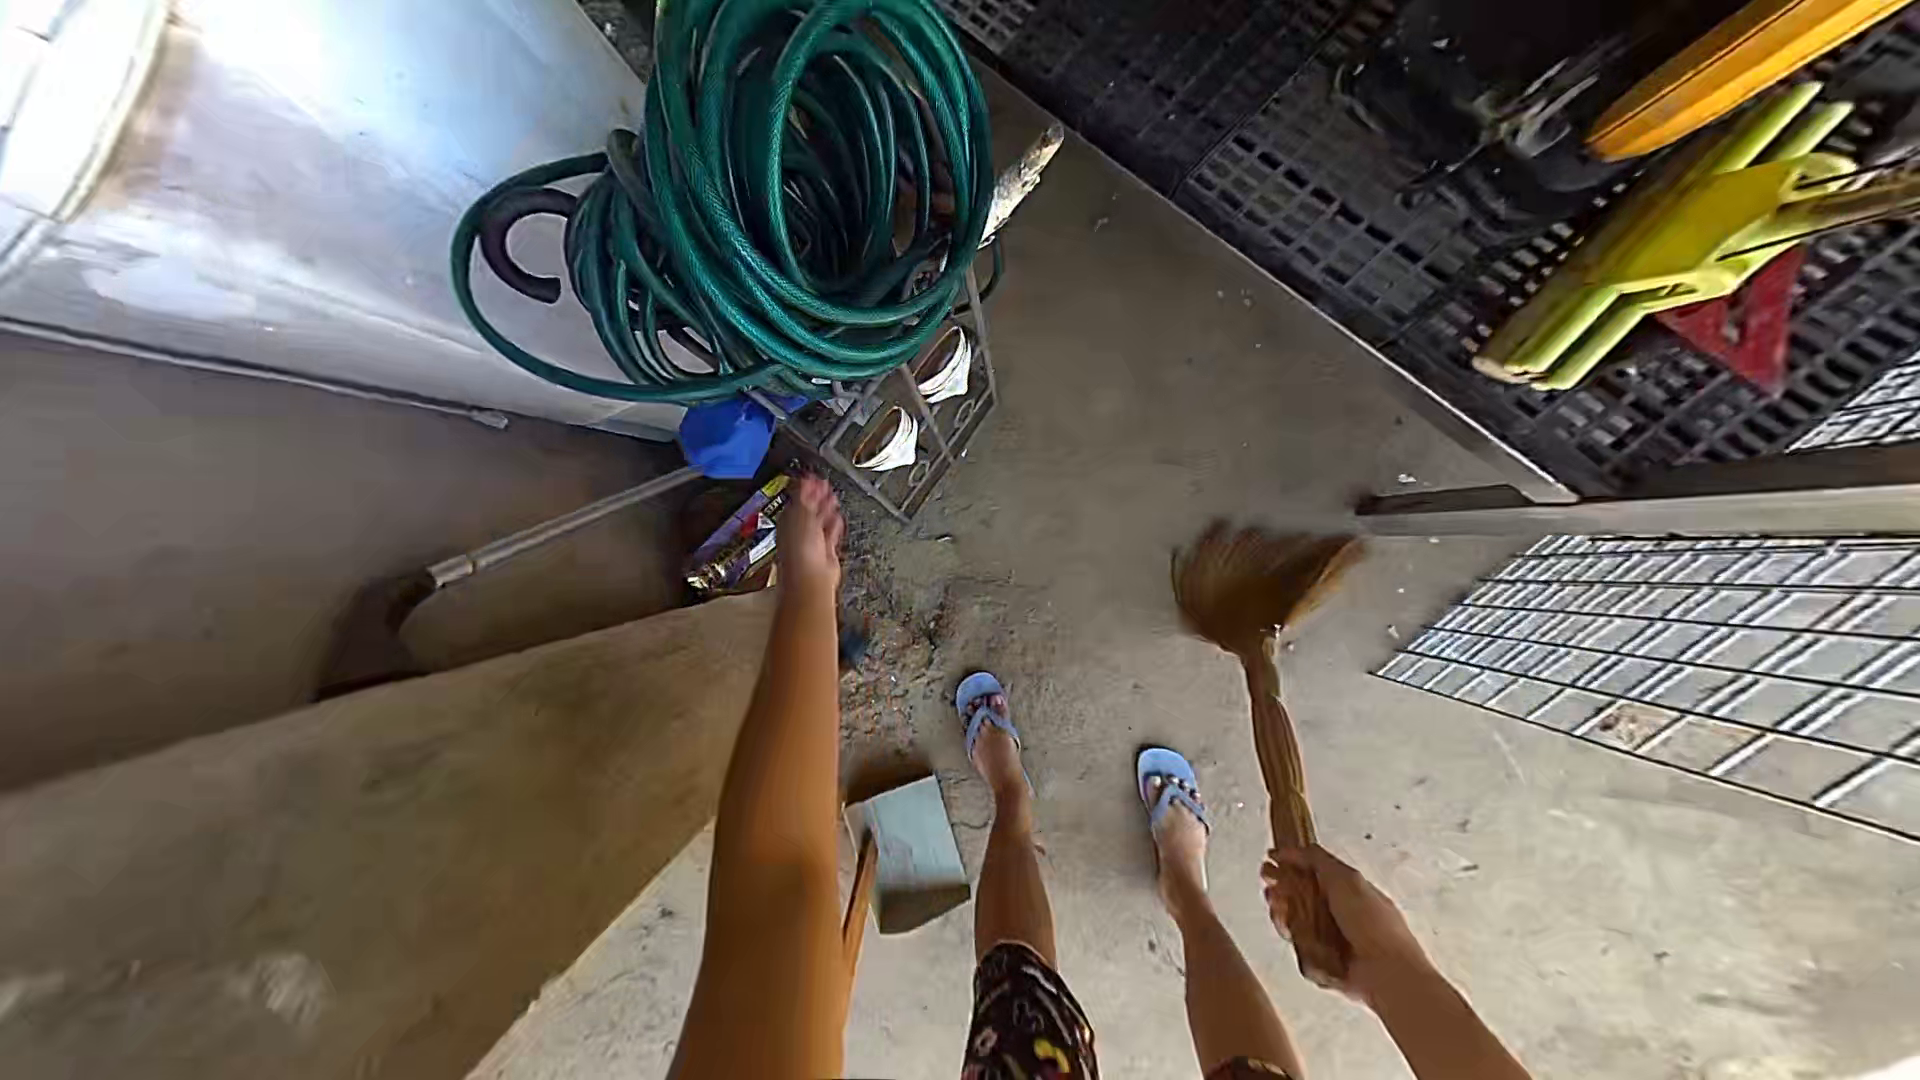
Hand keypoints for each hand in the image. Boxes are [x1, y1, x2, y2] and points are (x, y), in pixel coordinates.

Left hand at [776, 473, 844, 592]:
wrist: (812, 577)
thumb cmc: (800, 552)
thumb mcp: (802, 515)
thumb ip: (805, 497)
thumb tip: (805, 481)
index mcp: (787, 521)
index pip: (795, 499)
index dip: (804, 488)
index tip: (811, 477)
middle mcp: (798, 531)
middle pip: (808, 509)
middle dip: (816, 496)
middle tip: (823, 484)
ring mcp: (811, 542)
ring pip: (819, 520)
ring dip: (826, 508)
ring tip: (832, 497)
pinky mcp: (825, 551)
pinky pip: (830, 533)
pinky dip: (834, 524)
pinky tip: (837, 517)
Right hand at [1263, 845, 1431, 1004]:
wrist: (1388, 975)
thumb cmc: (1373, 924)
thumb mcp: (1345, 878)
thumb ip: (1315, 858)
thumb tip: (1285, 849)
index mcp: (1349, 892)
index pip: (1312, 873)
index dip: (1290, 866)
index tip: (1272, 864)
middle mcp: (1340, 914)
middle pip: (1299, 894)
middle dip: (1280, 888)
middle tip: (1271, 889)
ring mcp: (1332, 938)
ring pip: (1294, 917)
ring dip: (1281, 910)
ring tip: (1278, 909)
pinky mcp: (1323, 962)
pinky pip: (1298, 943)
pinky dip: (1289, 934)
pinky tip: (1286, 929)